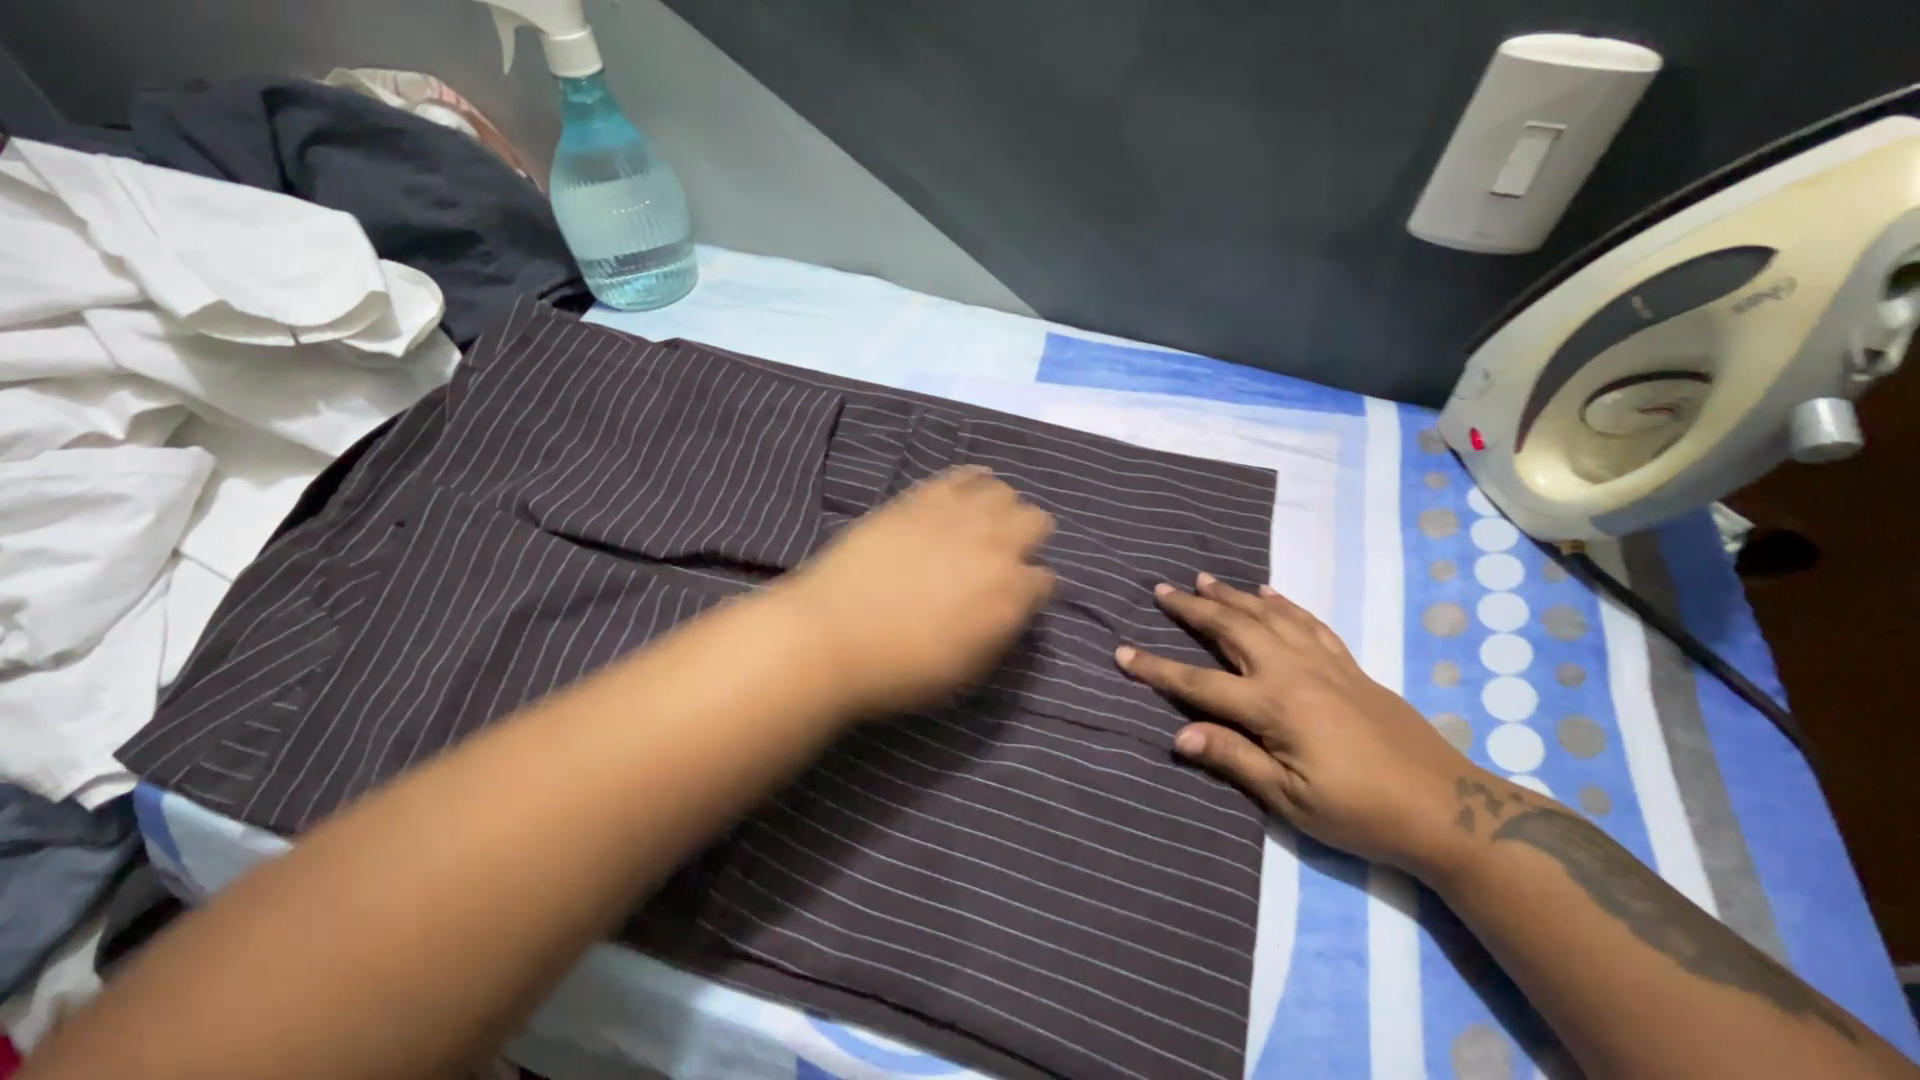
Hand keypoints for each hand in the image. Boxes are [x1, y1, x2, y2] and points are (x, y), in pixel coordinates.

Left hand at [779, 466, 1055, 717]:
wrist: (829, 637)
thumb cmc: (899, 670)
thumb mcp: (966, 671)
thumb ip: (999, 633)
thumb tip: (1009, 611)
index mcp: (1010, 595)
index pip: (1046, 581)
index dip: (1033, 591)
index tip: (1017, 600)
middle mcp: (993, 546)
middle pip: (1037, 522)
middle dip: (1029, 539)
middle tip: (1005, 559)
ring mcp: (956, 515)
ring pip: (1004, 491)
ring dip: (1002, 509)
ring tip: (982, 526)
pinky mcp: (920, 497)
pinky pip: (963, 475)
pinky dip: (972, 482)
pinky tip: (964, 496)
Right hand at [1116, 573, 1483, 878]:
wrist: (1444, 805)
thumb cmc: (1359, 811)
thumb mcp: (1290, 798)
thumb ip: (1234, 759)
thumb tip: (1179, 733)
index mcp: (1272, 706)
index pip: (1199, 683)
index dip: (1157, 669)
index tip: (1121, 652)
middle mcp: (1293, 671)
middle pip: (1232, 629)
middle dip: (1193, 608)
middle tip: (1162, 588)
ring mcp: (1324, 663)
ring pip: (1268, 615)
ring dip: (1233, 595)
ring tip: (1204, 578)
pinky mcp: (1349, 666)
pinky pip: (1308, 621)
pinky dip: (1283, 603)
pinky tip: (1269, 594)